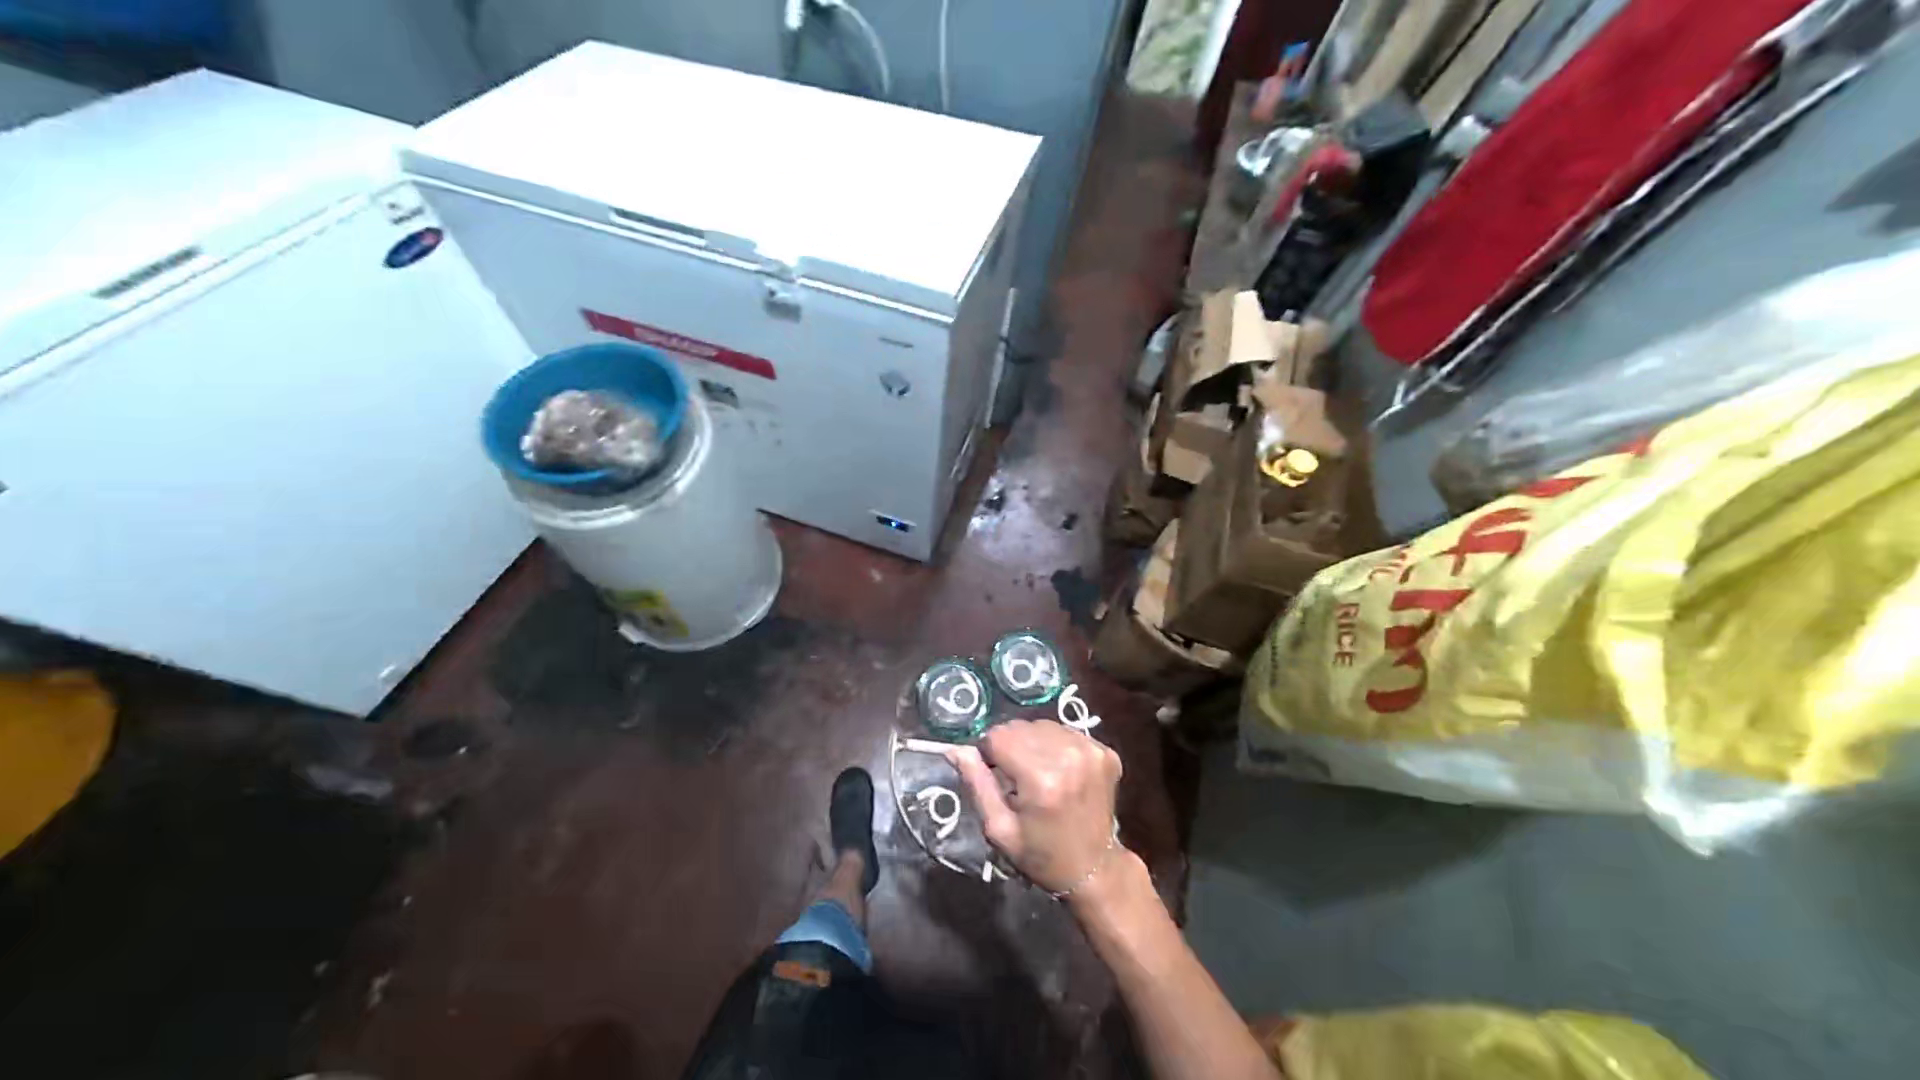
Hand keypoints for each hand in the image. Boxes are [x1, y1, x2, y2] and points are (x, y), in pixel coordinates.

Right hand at [945, 719, 1122, 894]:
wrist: (1094, 868)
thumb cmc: (1040, 854)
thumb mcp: (999, 828)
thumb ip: (976, 784)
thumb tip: (956, 750)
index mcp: (1041, 779)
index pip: (998, 736)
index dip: (989, 753)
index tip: (995, 775)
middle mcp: (1069, 756)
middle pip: (1020, 727)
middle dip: (1010, 747)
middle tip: (1016, 778)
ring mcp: (1091, 751)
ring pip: (1042, 725)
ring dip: (1033, 744)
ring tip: (1038, 774)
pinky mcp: (1105, 752)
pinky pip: (1065, 732)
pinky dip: (1056, 747)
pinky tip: (1059, 772)